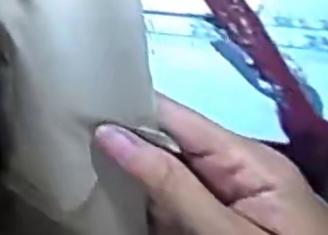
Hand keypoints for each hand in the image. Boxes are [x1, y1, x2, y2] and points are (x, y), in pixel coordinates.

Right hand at [95, 96, 327, 234]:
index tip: (75, 104)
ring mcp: (242, 200)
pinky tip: (121, 194)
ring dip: (135, 172)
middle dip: (126, 141)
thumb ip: (171, 185)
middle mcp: (246, 170)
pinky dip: (154, 198)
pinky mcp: (234, 224)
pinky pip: (184, 197)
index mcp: (253, 161)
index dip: (122, 104)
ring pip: (171, 169)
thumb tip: (105, 130)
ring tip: (87, 158)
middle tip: (74, 136)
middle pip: (169, 139)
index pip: (171, 112)